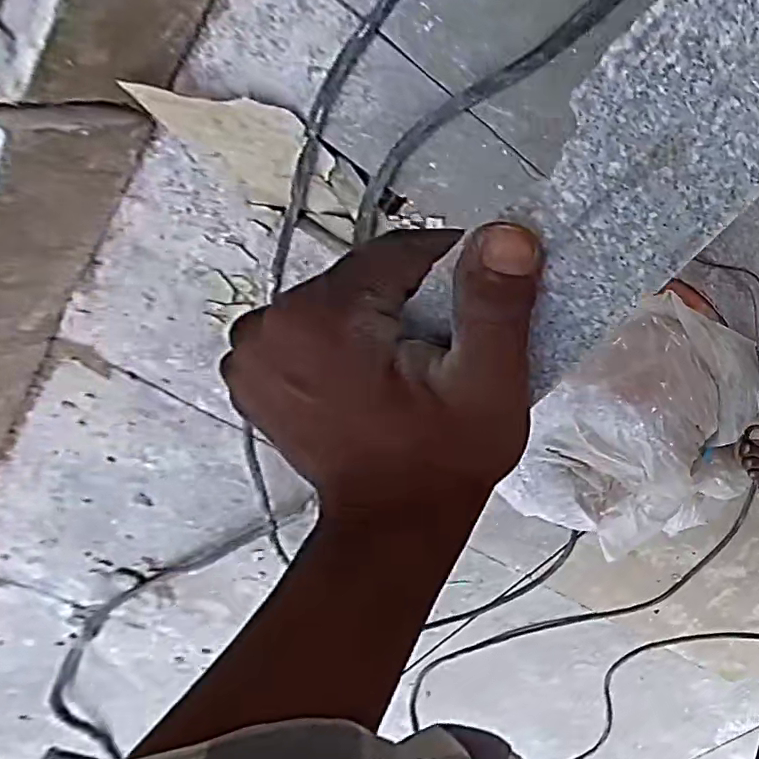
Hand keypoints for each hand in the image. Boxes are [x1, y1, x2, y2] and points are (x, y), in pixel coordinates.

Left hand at [222, 222, 541, 514]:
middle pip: (369, 279)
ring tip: (426, 363)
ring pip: (345, 302)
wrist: (399, 523)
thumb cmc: (449, 456)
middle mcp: (267, 324)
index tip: (492, 295)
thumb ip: (495, 304)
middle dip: (421, 299)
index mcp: (321, 317)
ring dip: (390, 319)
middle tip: (463, 344)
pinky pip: (319, 331)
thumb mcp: (490, 381)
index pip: (400, 252)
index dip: (456, 265)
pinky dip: (357, 341)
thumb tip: (508, 234)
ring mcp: (250, 353)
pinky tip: (386, 377)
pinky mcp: (255, 375)